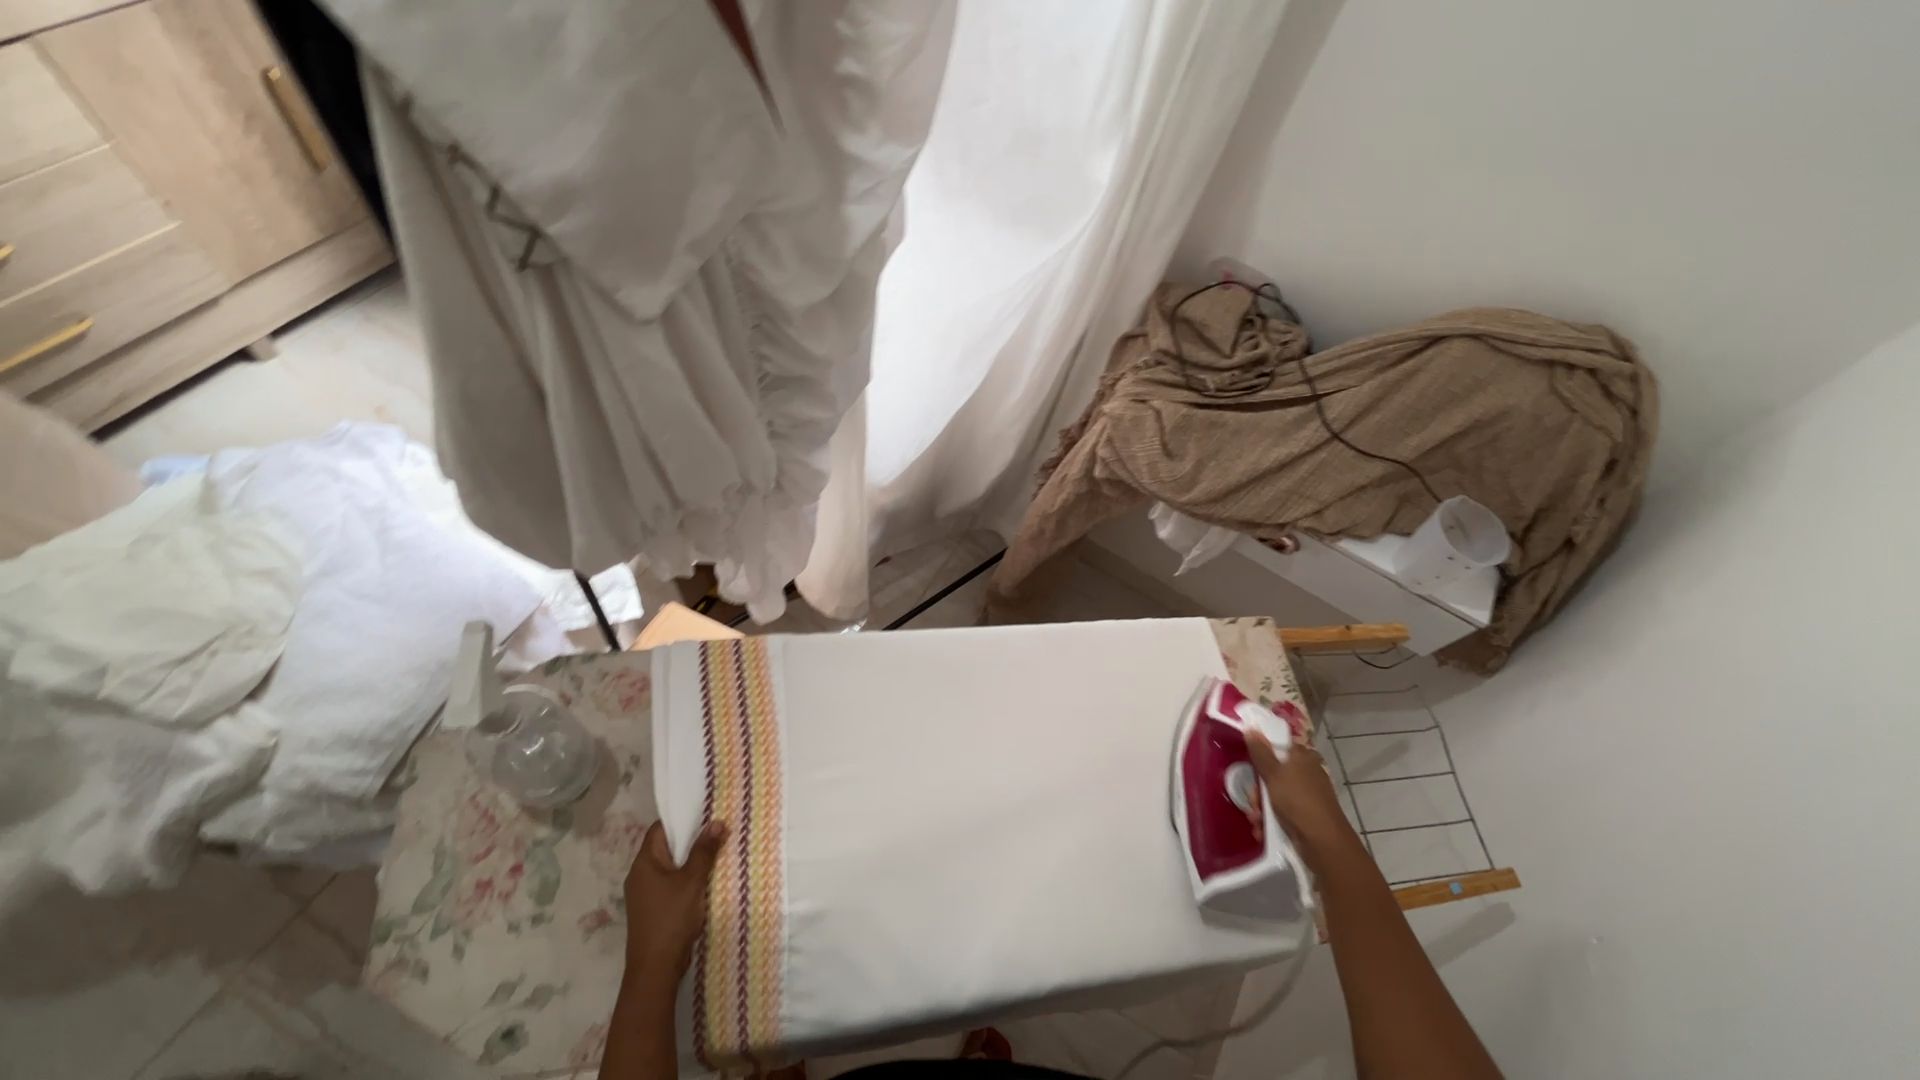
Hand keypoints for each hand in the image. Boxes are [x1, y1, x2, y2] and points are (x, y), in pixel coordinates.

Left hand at [623, 820, 726, 986]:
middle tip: (717, 831)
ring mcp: (645, 893)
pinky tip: (705, 881)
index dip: (680, 819)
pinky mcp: (652, 908)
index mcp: (644, 862)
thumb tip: (717, 822)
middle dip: (690, 840)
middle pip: (665, 847)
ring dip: (690, 861)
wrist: (655, 967)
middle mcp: (640, 874)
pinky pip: (670, 884)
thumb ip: (704, 851)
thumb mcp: (692, 881)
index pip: (659, 829)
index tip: (705, 813)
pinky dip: (686, 879)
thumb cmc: (671, 918)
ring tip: (716, 853)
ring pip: (669, 867)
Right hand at [1244, 730, 1359, 872]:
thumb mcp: (1274, 774)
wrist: (1323, 841)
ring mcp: (1305, 795)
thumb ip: (1260, 752)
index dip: (1261, 754)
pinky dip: (1269, 819)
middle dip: (1258, 791)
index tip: (1249, 765)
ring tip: (1257, 820)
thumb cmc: (1298, 801)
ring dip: (1260, 808)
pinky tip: (1262, 829)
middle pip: (1271, 773)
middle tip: (1254, 801)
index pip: (1278, 746)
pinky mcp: (1303, 814)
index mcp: (1301, 758)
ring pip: (1273, 795)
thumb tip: (1251, 728)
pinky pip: (1280, 811)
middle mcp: (1304, 773)